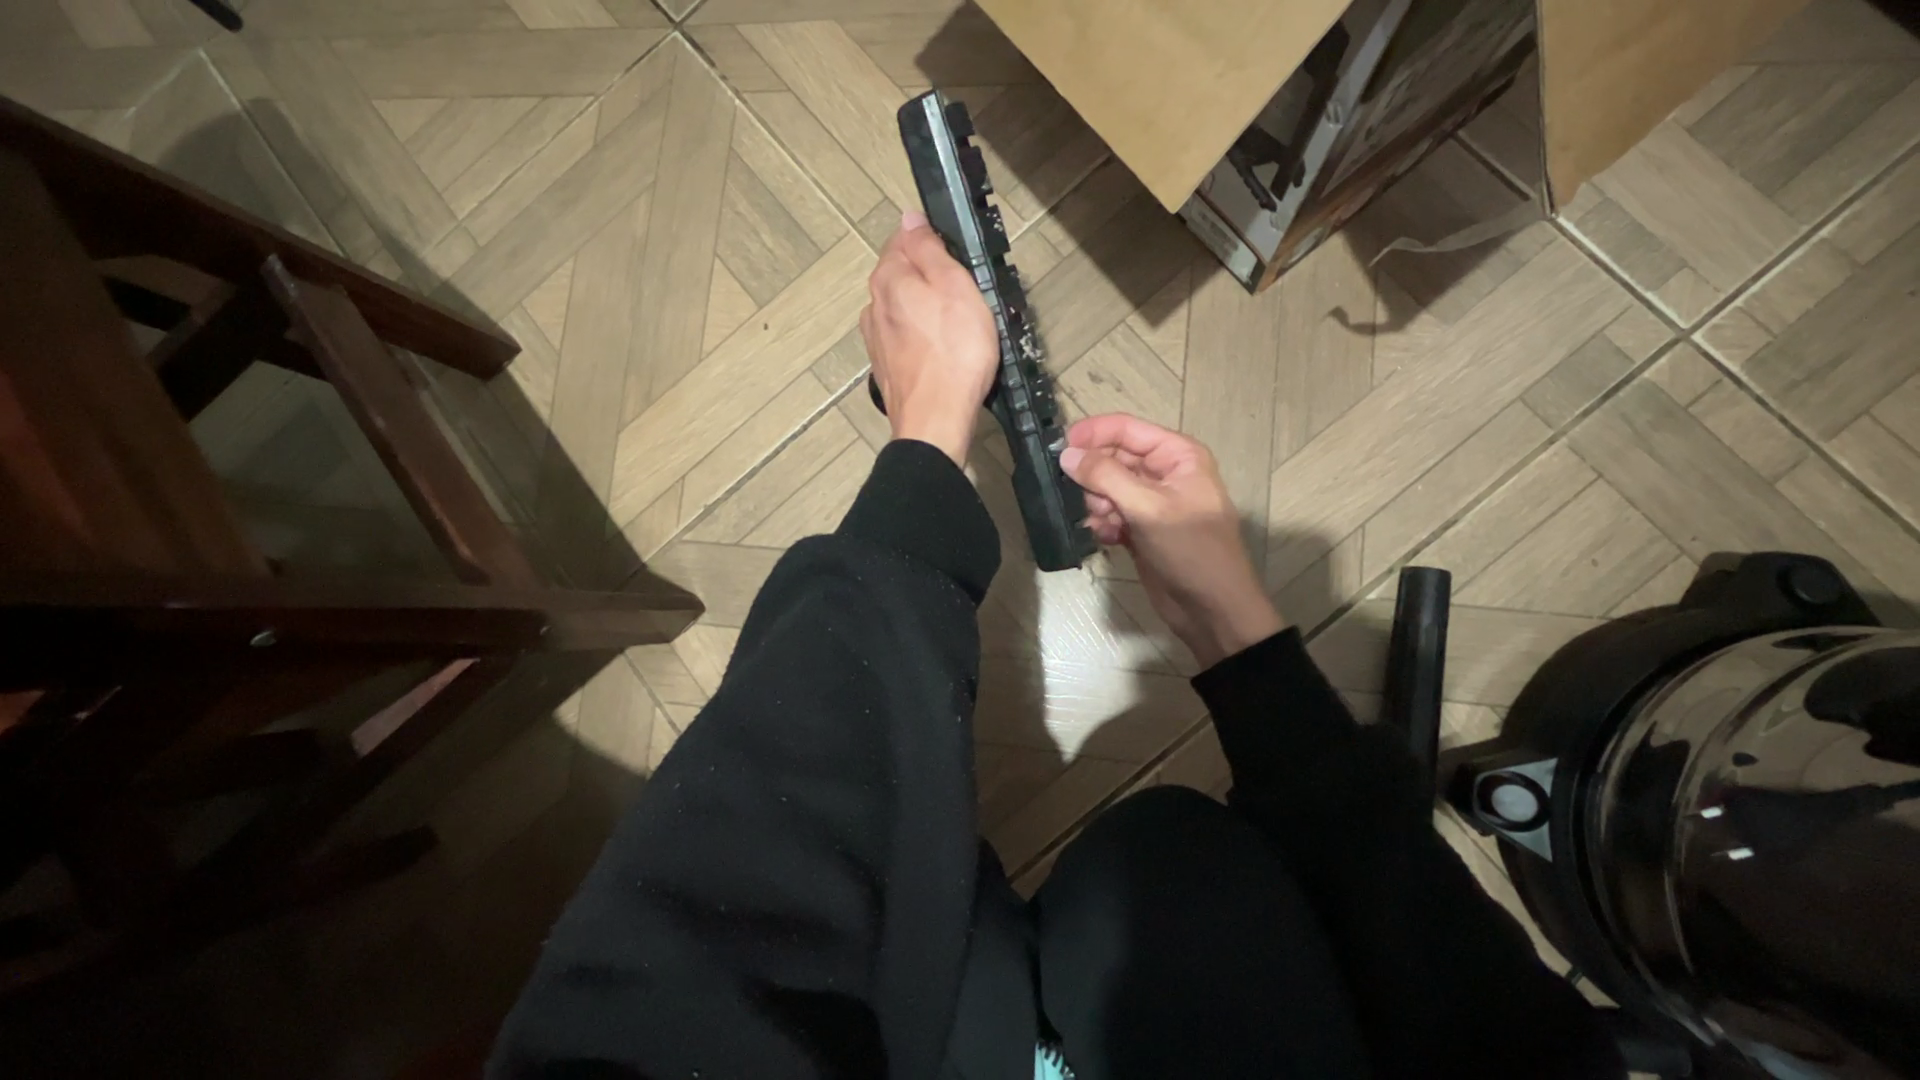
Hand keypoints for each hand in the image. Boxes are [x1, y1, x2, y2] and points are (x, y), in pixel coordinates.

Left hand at [860, 211, 998, 464]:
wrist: (936, 421)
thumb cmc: (955, 353)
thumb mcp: (954, 286)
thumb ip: (929, 249)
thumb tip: (909, 217)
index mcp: (888, 278)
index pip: (904, 239)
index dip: (933, 243)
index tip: (959, 259)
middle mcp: (873, 306)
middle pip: (902, 276)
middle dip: (929, 279)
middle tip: (966, 295)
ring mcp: (876, 340)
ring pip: (903, 310)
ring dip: (926, 312)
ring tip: (957, 327)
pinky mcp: (886, 369)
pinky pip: (905, 340)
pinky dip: (922, 340)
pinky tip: (942, 353)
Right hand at [1060, 414, 1285, 667]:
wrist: (1212, 608)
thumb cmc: (1189, 550)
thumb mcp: (1148, 507)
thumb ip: (1105, 476)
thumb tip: (1067, 454)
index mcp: (1177, 455)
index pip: (1126, 429)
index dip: (1092, 434)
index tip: (1058, 449)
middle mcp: (1164, 472)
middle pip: (1113, 457)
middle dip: (1093, 475)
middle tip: (1080, 496)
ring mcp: (1152, 502)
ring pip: (1107, 487)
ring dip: (1096, 503)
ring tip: (1102, 522)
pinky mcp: (1141, 528)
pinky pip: (1110, 514)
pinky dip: (1103, 523)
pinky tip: (1106, 538)